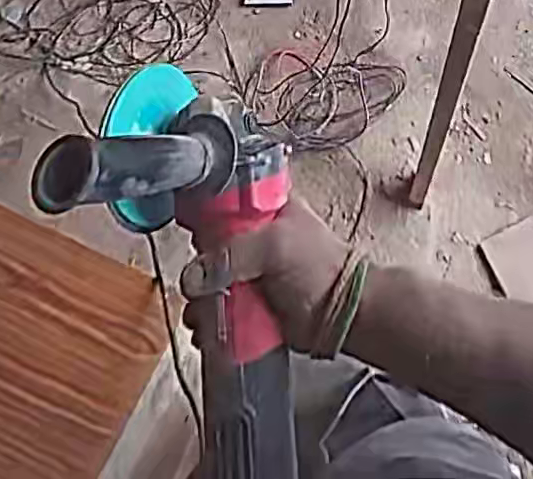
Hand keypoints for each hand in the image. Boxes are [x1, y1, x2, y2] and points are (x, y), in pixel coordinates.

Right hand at [178, 197, 350, 347]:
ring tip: (201, 314)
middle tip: (195, 283)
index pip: (224, 202)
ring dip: (200, 299)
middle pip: (211, 246)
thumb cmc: (318, 266)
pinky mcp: (250, 303)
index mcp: (265, 208)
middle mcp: (255, 236)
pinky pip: (220, 309)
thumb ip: (232, 254)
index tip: (192, 234)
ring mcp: (252, 271)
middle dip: (198, 267)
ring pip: (211, 281)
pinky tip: (205, 331)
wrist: (341, 315)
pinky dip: (210, 321)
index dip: (204, 216)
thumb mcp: (274, 245)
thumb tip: (192, 277)